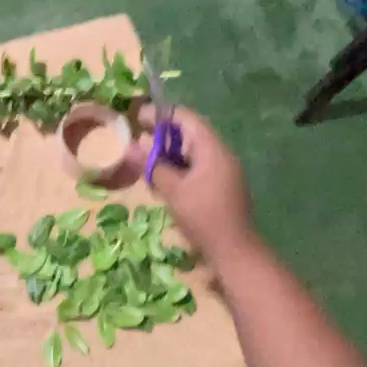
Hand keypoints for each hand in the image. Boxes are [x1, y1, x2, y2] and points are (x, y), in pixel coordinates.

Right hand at [132, 106, 258, 265]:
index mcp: (212, 148)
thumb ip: (153, 165)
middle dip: (162, 136)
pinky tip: (164, 182)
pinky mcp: (223, 185)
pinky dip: (180, 168)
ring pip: (193, 152)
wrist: (234, 250)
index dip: (160, 115)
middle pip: (190, 133)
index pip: (185, 118)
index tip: (137, 119)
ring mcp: (224, 170)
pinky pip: (199, 167)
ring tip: (147, 165)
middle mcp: (221, 154)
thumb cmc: (203, 216)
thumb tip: (132, 145)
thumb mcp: (173, 190)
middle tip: (138, 144)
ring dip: (170, 154)